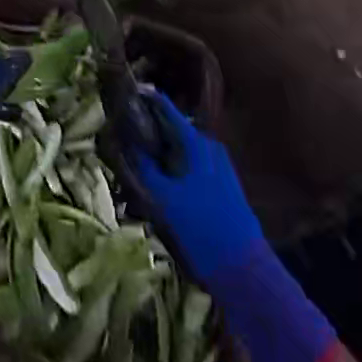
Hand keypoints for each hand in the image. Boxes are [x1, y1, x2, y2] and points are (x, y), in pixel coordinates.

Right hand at [129, 89, 268, 281]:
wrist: (243, 268)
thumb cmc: (201, 228)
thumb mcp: (163, 197)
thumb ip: (143, 166)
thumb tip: (123, 140)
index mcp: (197, 143)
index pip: (165, 108)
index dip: (143, 98)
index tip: (120, 93)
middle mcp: (210, 147)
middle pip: (171, 128)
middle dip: (146, 129)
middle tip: (119, 134)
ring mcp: (218, 166)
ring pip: (179, 148)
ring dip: (156, 151)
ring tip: (131, 161)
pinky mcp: (219, 185)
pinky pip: (188, 165)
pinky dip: (169, 167)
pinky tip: (153, 184)